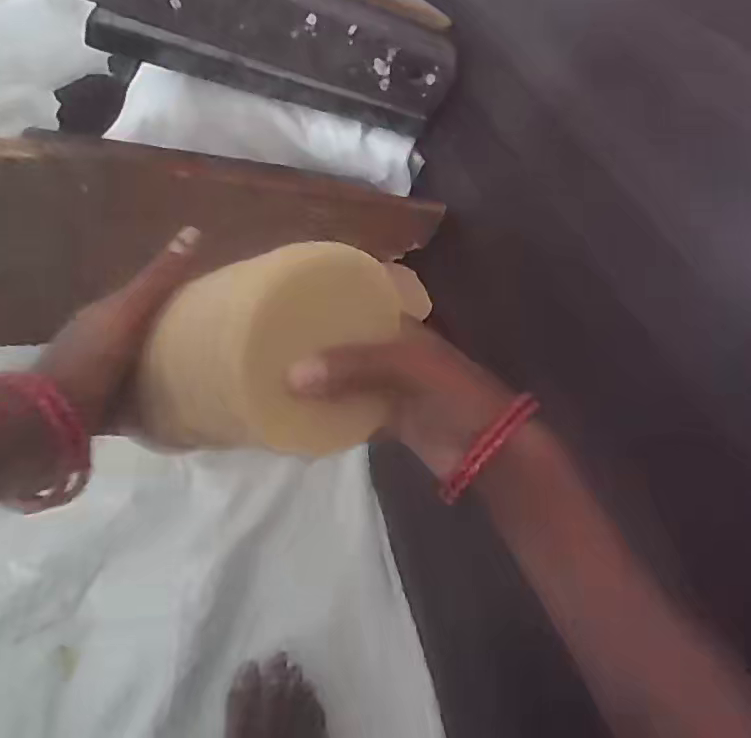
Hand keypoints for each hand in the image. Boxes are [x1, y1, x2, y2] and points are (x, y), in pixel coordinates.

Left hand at [36, 226, 201, 432]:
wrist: (46, 422)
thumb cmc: (90, 360)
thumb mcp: (129, 313)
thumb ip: (158, 279)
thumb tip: (192, 230)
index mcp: (102, 314)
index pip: (143, 296)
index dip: (172, 294)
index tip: (206, 298)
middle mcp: (95, 341)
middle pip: (139, 329)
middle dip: (168, 330)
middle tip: (208, 335)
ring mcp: (92, 376)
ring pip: (134, 363)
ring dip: (157, 363)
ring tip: (196, 368)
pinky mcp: (95, 408)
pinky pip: (130, 396)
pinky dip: (148, 395)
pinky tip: (171, 401)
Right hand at [287, 322, 514, 476]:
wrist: (485, 448)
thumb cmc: (451, 392)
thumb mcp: (405, 367)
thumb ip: (353, 367)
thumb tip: (291, 374)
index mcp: (401, 328)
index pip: (359, 306)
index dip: (328, 303)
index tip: (285, 301)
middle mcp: (391, 352)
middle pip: (346, 344)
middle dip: (314, 345)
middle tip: (265, 342)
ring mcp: (388, 387)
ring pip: (344, 380)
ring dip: (316, 381)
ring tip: (269, 375)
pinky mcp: (385, 420)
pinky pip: (349, 413)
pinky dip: (326, 415)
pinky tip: (293, 414)